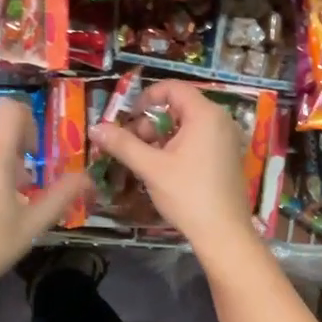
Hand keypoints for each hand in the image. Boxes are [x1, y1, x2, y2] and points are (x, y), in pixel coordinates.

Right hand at [87, 81, 255, 249]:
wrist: (223, 233)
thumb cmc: (187, 195)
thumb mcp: (151, 168)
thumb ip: (123, 144)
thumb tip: (95, 128)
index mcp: (205, 114)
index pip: (173, 88)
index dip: (146, 98)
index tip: (127, 120)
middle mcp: (220, 120)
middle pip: (179, 107)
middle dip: (151, 123)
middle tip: (132, 146)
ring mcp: (226, 140)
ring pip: (187, 126)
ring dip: (162, 138)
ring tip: (144, 161)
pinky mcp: (226, 158)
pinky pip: (198, 141)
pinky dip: (178, 148)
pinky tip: (164, 171)